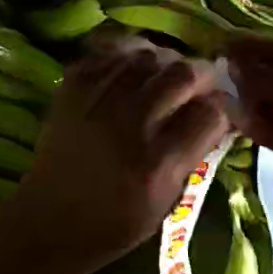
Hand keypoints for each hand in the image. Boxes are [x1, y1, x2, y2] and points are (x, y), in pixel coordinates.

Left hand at [4, 37, 231, 273]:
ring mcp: (98, 99)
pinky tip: (139, 66)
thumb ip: (194, 154)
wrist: (47, 221)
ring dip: (169, 61)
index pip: (209, 113)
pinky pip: (112, 49)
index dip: (225, 106)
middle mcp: (130, 124)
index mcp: (157, 164)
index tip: (224, 109)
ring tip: (170, 75)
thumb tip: (219, 114)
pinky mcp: (73, 85)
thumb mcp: (167, 202)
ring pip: (150, 54)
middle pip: (184, 74)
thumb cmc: (114, 224)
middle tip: (203, 85)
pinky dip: (132, 52)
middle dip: (204, 75)